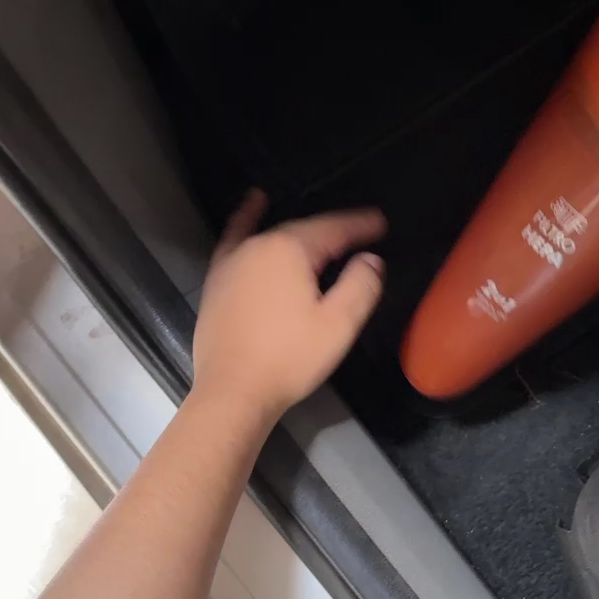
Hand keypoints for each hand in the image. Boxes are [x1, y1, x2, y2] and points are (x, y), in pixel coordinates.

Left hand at [190, 191, 386, 424]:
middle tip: (359, 234)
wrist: (234, 391)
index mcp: (289, 251)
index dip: (360, 226)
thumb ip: (360, 286)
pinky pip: (235, 241)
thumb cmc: (289, 359)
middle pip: (303, 232)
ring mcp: (232, 263)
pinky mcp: (217, 283)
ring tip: (320, 230)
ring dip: (299, 234)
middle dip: (333, 232)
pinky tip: (252, 207)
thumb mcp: (337, 325)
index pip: (333, 229)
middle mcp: (258, 246)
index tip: (381, 223)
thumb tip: (371, 259)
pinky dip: (247, 222)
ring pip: (272, 238)